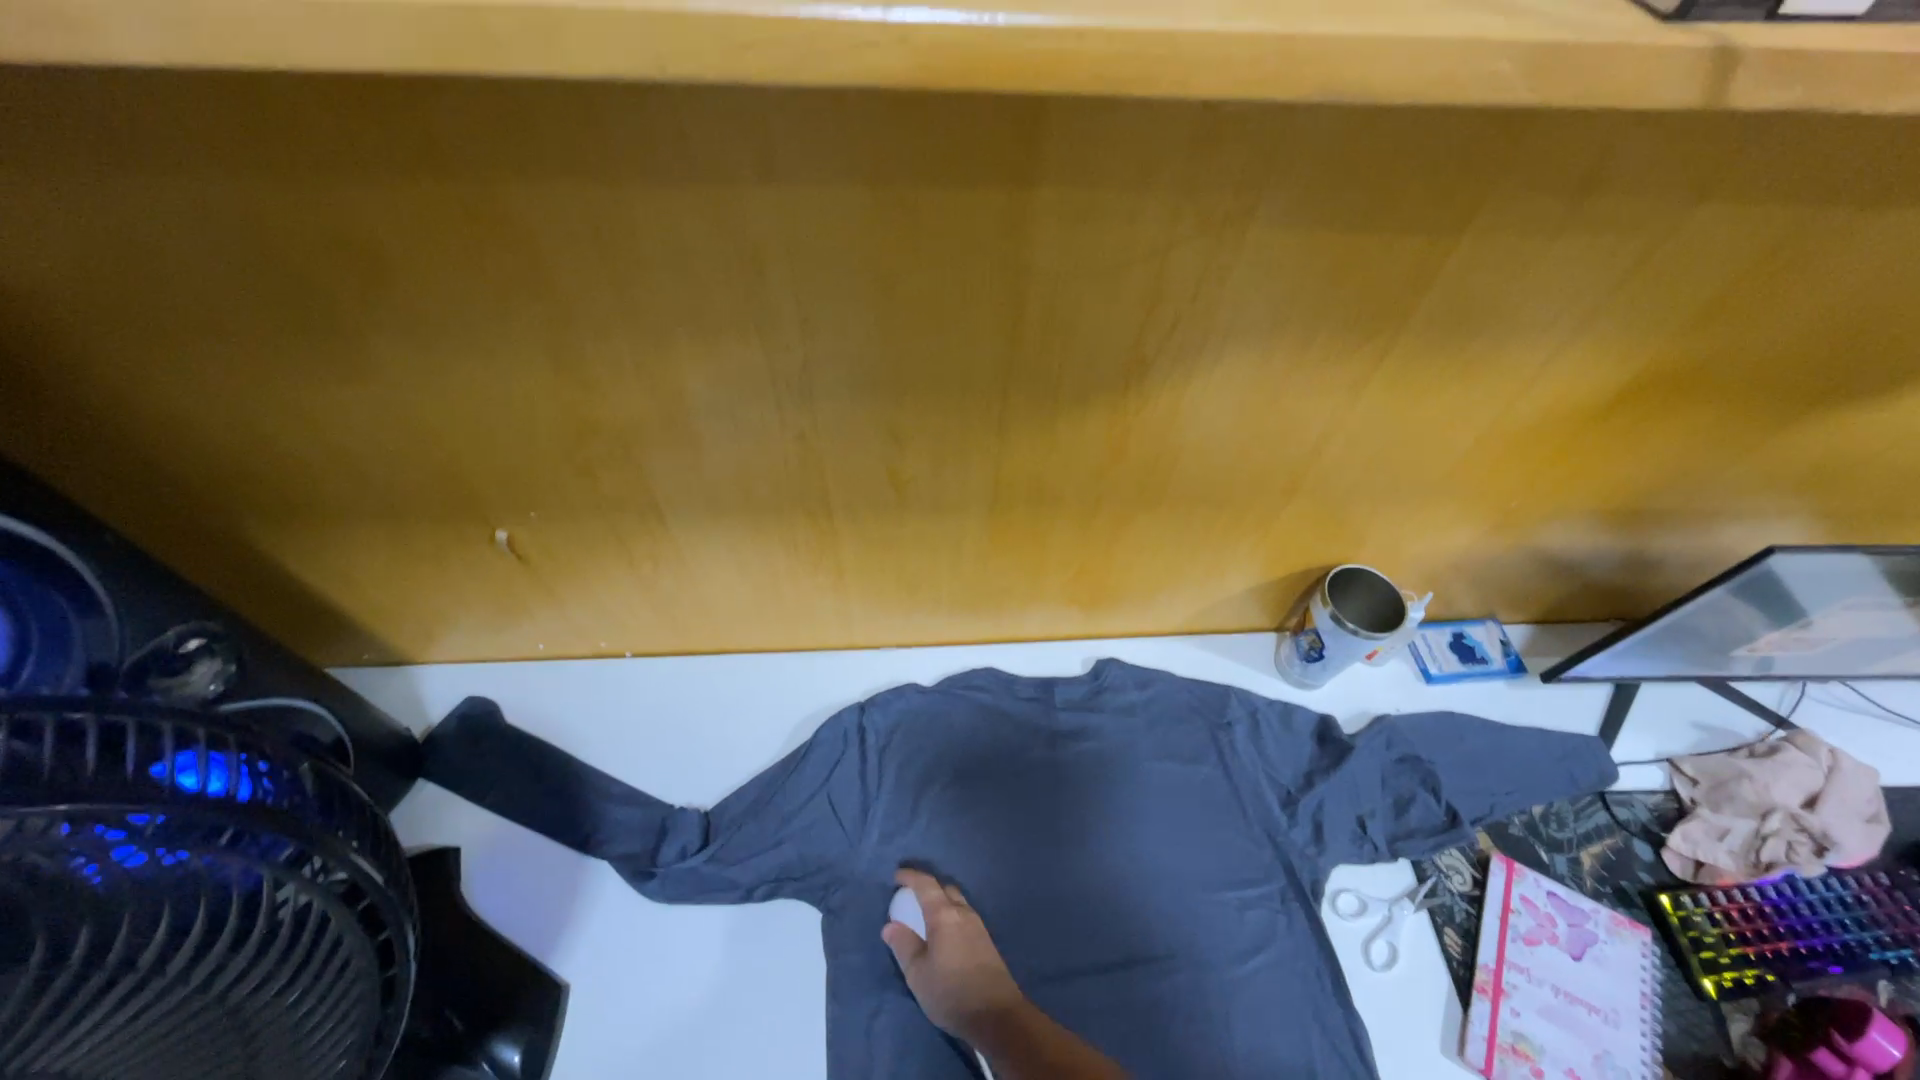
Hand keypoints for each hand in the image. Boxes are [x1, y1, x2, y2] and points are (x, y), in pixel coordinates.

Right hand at [881, 867, 1026, 1042]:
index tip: (897, 875)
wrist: (996, 1014)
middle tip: (910, 894)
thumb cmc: (951, 992)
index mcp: (945, 916)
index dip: (911, 876)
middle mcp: (964, 914)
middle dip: (928, 887)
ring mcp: (979, 927)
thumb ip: (903, 945)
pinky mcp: (987, 942)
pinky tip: (946, 932)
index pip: (927, 885)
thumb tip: (890, 925)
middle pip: (946, 889)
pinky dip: (952, 914)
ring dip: (942, 901)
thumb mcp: (918, 973)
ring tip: (926, 913)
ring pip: (958, 902)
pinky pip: (965, 916)